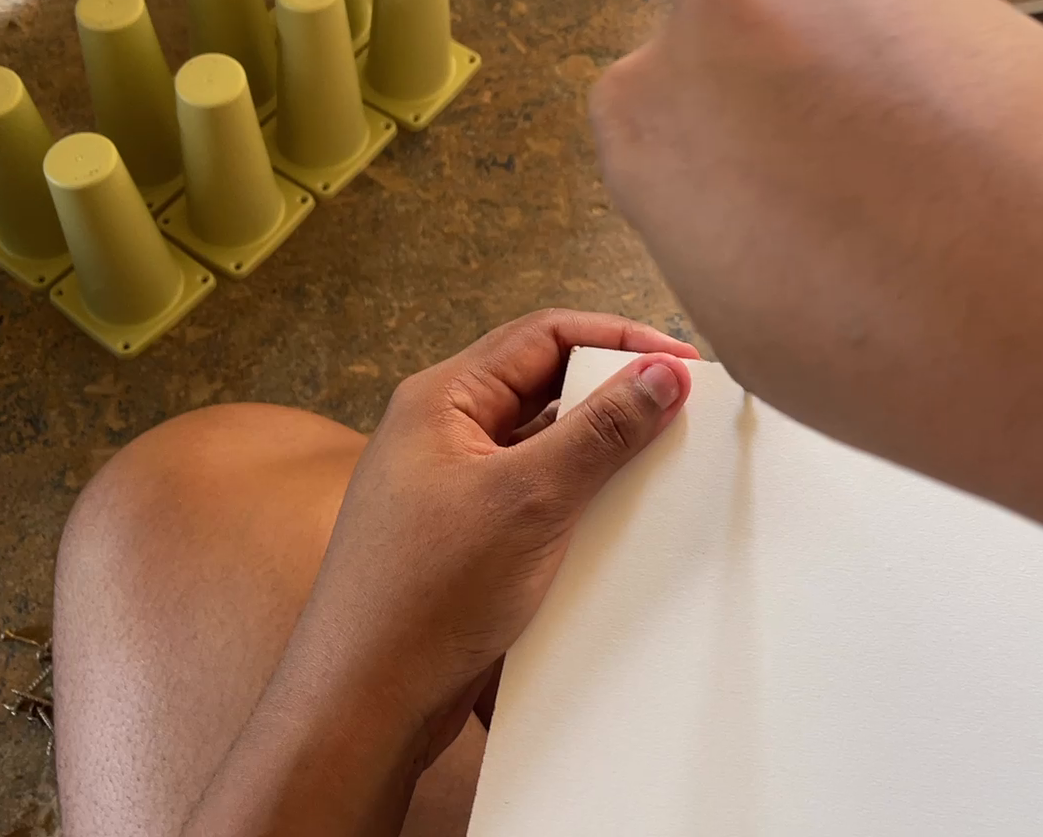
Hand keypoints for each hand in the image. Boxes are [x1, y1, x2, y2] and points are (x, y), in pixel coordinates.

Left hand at [297, 310, 694, 756]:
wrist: (363, 710)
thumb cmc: (426, 594)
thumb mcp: (530, 497)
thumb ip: (603, 428)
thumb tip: (666, 372)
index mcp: (444, 398)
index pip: (545, 334)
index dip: (618, 337)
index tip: (680, 360)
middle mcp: (450, 428)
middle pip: (548, 378)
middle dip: (615, 384)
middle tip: (679, 400)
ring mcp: (460, 478)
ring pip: (548, 431)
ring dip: (604, 434)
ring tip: (662, 446)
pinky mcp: (476, 523)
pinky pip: (543, 479)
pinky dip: (585, 480)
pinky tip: (623, 498)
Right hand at [588, 0, 1042, 500]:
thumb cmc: (896, 355)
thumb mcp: (742, 325)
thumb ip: (710, 229)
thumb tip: (741, 194)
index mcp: (643, 121)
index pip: (659, 128)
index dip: (719, 178)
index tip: (759, 207)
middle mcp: (714, 23)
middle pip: (730, 64)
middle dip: (772, 119)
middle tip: (837, 193)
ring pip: (810, 32)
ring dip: (842, 88)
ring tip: (910, 177)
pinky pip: (888, 18)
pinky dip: (911, 68)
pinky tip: (954, 143)